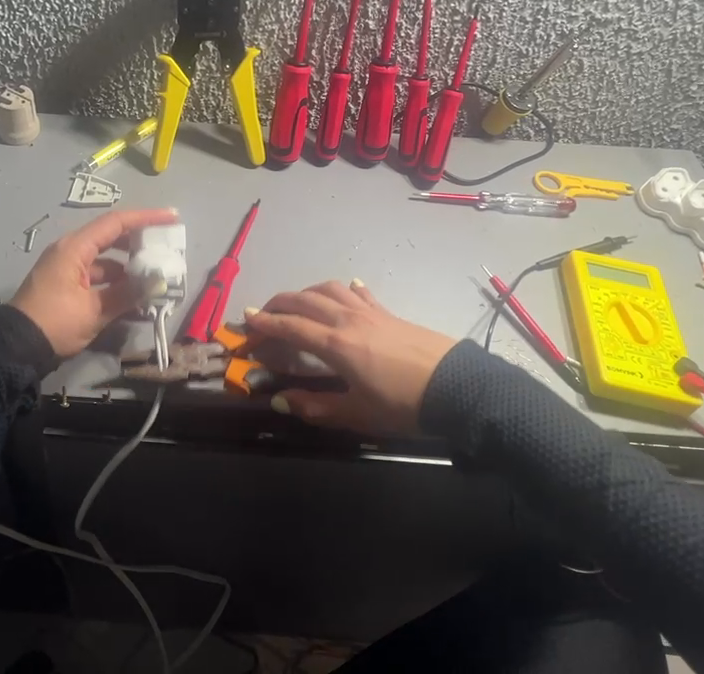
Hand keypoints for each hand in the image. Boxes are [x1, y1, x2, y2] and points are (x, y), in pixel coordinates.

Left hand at [9, 208, 180, 357]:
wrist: (17, 349)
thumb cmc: (55, 322)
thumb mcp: (94, 310)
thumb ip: (127, 293)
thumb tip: (156, 282)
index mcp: (74, 248)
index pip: (115, 223)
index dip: (145, 218)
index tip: (171, 217)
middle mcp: (70, 251)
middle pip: (110, 237)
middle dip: (138, 242)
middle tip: (164, 248)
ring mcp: (66, 269)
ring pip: (104, 260)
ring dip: (128, 268)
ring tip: (154, 279)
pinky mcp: (65, 286)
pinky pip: (96, 277)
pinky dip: (115, 284)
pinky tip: (133, 298)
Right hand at [244, 279, 456, 435]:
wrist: (458, 388)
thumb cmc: (404, 406)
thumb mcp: (357, 414)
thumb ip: (315, 407)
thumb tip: (277, 399)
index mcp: (335, 344)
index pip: (290, 327)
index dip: (264, 325)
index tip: (245, 323)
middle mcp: (347, 320)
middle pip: (303, 300)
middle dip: (278, 304)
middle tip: (262, 314)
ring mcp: (369, 312)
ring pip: (328, 289)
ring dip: (305, 292)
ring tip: (296, 304)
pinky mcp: (389, 312)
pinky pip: (359, 293)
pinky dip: (344, 289)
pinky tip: (345, 290)